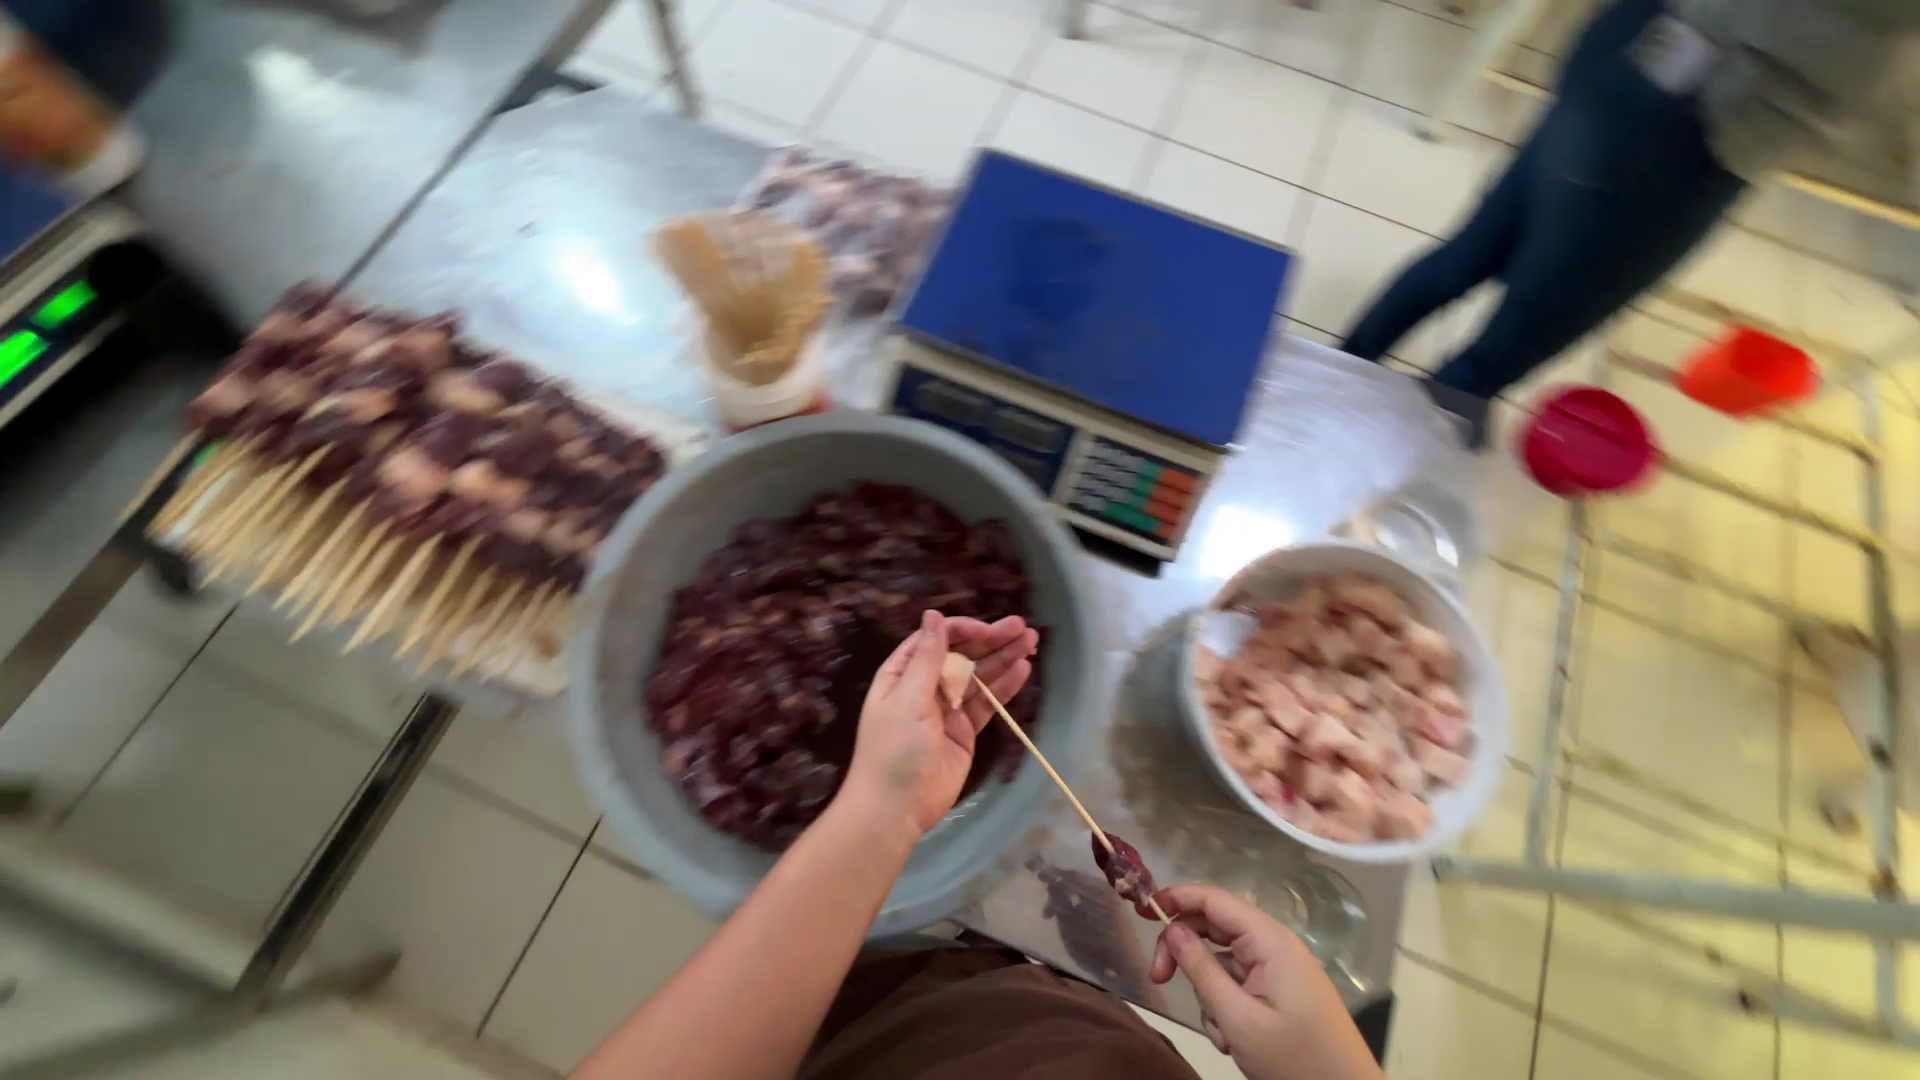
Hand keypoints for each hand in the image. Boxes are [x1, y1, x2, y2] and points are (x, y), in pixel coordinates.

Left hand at [841, 610, 1036, 835]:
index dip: (962, 630)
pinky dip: (1003, 687)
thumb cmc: (894, 750)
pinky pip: (986, 703)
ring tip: (1031, 641)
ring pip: (978, 677)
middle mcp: (924, 687)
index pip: (935, 640)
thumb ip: (927, 658)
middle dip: (991, 640)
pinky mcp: (963, 732)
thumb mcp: (908, 699)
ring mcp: (946, 709)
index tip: (988, 630)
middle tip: (1023, 627)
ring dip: (1003, 659)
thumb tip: (933, 615)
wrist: (895, 809)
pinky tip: (1022, 670)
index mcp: (902, 674)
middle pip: (961, 655)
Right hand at [1149, 884, 1382, 1079]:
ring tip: (1220, 1033)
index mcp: (1269, 940)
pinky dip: (1226, 1006)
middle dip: (1184, 950)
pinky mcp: (1281, 993)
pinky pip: (1239, 983)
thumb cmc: (1296, 1063)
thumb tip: (1172, 928)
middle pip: (1214, 926)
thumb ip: (1201, 970)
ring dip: (1208, 990)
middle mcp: (1274, 945)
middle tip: (1158, 978)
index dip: (1176, 898)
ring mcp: (1279, 970)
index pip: (1214, 899)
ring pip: (1222, 960)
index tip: (1142, 911)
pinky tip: (1232, 1041)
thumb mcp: (1239, 1019)